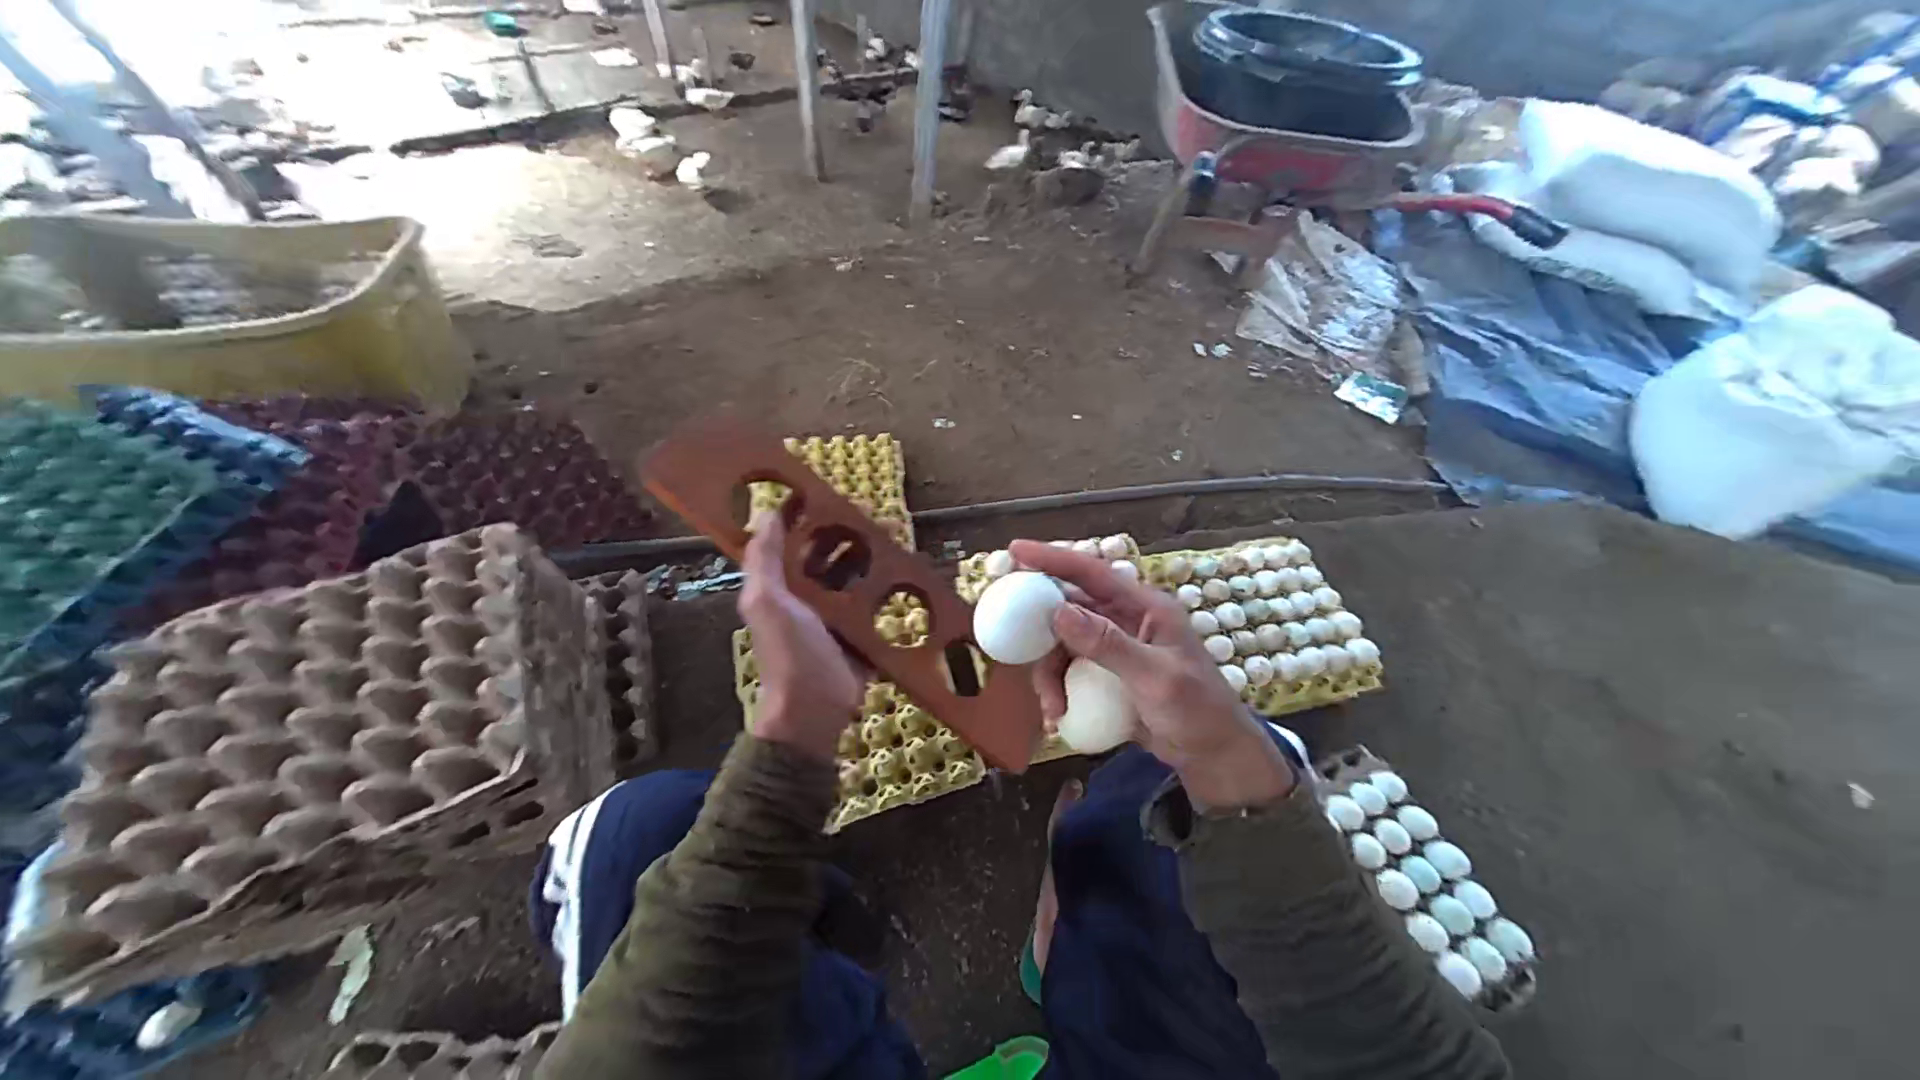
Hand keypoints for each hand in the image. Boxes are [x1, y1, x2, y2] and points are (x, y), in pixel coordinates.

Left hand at [739, 510, 864, 761]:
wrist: (815, 709)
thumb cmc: (789, 652)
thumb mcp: (767, 601)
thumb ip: (764, 559)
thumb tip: (765, 513)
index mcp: (778, 585)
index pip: (788, 542)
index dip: (801, 517)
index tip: (822, 493)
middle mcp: (804, 595)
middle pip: (824, 555)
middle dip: (842, 532)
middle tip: (867, 512)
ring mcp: (833, 614)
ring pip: (851, 574)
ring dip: (866, 555)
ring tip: (889, 534)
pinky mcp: (857, 631)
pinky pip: (870, 601)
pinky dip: (882, 585)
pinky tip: (902, 570)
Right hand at [1008, 541, 1293, 811]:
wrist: (1215, 758)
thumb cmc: (1198, 712)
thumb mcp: (1155, 678)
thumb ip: (1108, 644)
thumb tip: (1058, 611)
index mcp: (1145, 607)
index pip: (1093, 572)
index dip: (1053, 559)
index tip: (1016, 549)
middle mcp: (1126, 620)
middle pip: (1069, 609)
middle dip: (1041, 631)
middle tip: (1014, 642)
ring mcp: (1115, 648)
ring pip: (1064, 644)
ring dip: (1050, 674)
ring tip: (1052, 708)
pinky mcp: (1106, 674)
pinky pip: (1070, 671)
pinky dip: (1059, 690)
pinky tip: (1058, 717)